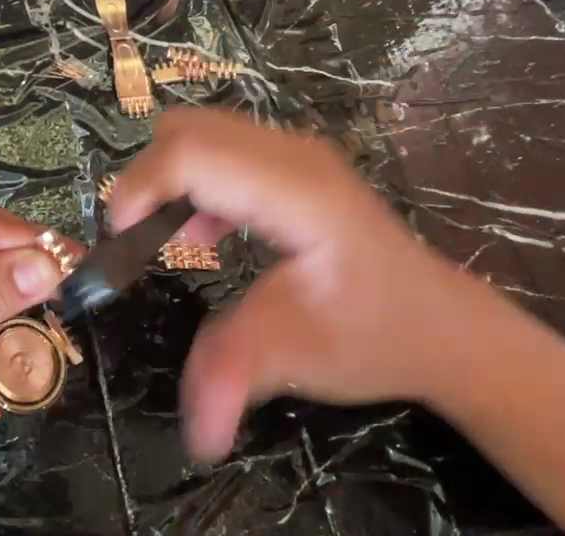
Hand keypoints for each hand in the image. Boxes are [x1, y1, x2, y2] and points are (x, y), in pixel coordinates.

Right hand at [107, 108, 506, 461]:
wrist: (443, 326)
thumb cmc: (376, 338)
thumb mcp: (299, 358)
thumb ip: (234, 377)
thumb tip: (194, 434)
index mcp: (297, 194)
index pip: (194, 154)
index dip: (142, 186)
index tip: (122, 240)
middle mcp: (291, 155)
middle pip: (187, 130)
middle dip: (146, 179)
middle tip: (137, 239)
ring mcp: (292, 151)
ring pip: (197, 130)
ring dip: (166, 177)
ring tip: (168, 237)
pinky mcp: (289, 161)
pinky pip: (216, 145)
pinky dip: (190, 179)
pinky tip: (204, 232)